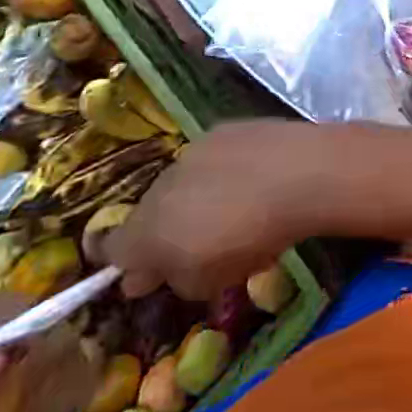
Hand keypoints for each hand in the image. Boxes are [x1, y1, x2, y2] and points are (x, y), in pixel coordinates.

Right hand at [100, 121, 320, 300]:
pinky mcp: (223, 129)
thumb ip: (172, 279)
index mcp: (146, 230)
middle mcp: (160, 184)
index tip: (151, 274)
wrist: (297, 174)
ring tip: (233, 207)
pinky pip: (211, 156)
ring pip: (180, 181)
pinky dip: (222, 168)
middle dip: (166, 229)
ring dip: (195, 195)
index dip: (128, 263)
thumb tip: (147, 274)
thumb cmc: (249, 240)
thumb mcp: (207, 283)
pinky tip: (252, 177)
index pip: (113, 249)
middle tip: (199, 242)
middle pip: (149, 212)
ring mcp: (192, 150)